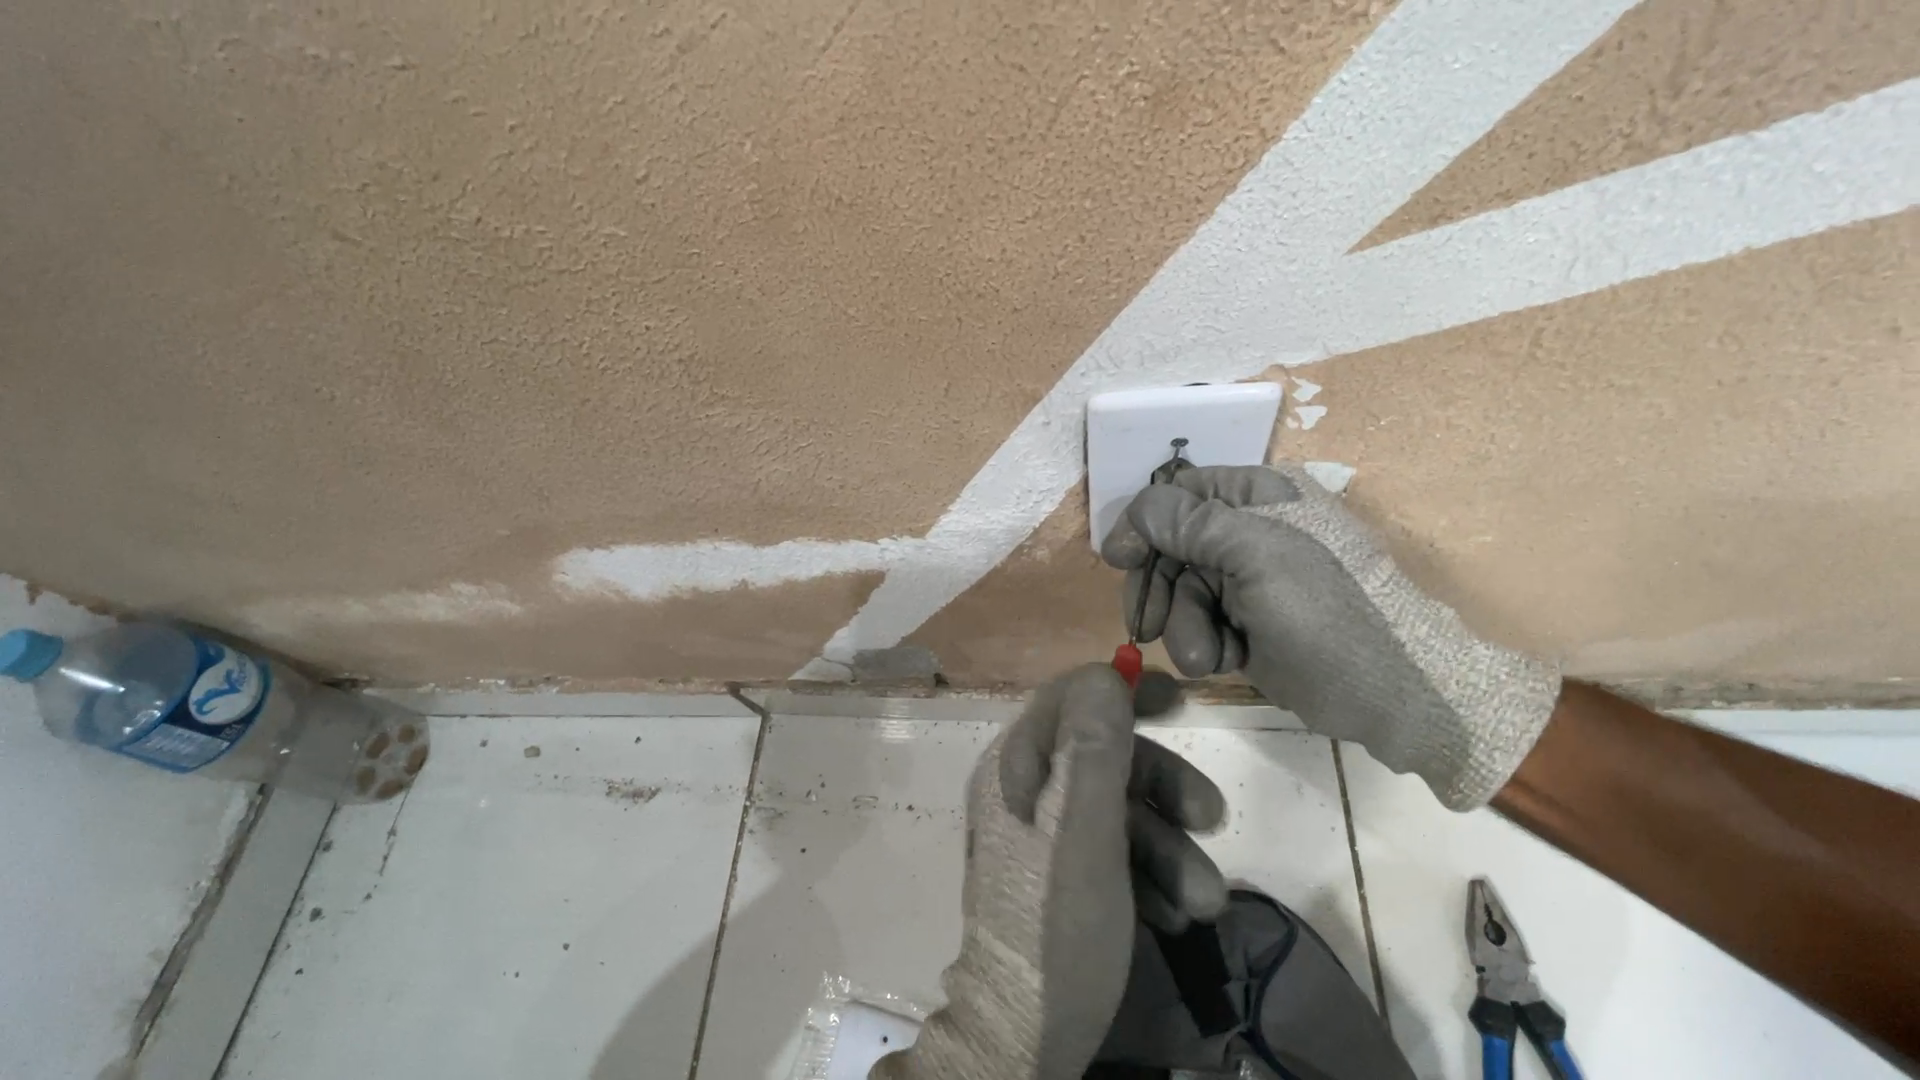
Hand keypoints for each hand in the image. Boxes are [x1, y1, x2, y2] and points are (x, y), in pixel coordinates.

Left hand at [874, 665, 1226, 1079]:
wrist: (1026, 1036)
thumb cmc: (1056, 927)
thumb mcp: (1083, 833)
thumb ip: (1094, 751)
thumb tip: (1106, 675)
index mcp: (1015, 769)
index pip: (1069, 700)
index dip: (1123, 692)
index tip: (1180, 701)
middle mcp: (1025, 792)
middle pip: (1107, 757)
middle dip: (1165, 787)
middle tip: (1213, 819)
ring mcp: (1045, 836)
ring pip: (1122, 811)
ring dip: (1170, 849)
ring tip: (1202, 902)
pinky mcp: (1066, 877)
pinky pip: (1118, 853)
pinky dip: (1152, 877)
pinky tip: (1174, 916)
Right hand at [1100, 463, 1559, 809]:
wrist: (1389, 693)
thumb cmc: (1327, 611)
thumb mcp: (1257, 556)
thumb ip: (1189, 523)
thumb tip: (1132, 509)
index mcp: (1262, 498)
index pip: (1180, 493)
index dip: (1145, 524)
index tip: (1119, 560)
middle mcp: (1251, 532)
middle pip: (1172, 546)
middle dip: (1162, 589)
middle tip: (1146, 627)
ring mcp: (1250, 580)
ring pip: (1182, 592)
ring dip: (1184, 626)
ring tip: (1204, 657)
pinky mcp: (1248, 623)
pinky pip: (1202, 624)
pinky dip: (1206, 644)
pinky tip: (1229, 660)